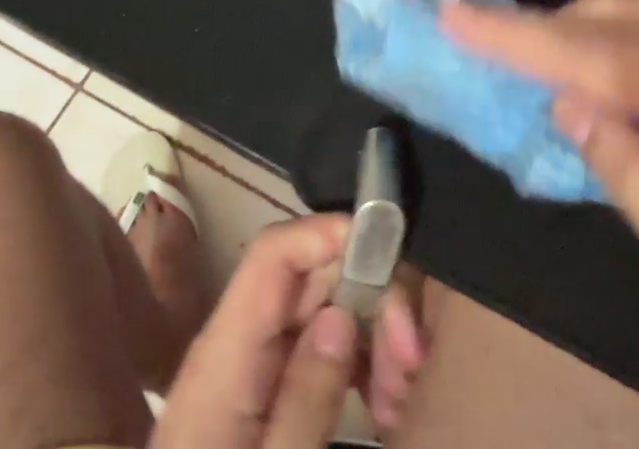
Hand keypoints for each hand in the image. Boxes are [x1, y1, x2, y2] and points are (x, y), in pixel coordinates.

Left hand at [151, 215, 425, 448]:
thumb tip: (341, 314)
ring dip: (375, 336)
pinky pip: (321, 344)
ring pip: (326, 307)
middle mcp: (238, 337)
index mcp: (226, 351)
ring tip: (400, 398)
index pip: (274, 253)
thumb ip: (304, 399)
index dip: (331, 233)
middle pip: (313, 277)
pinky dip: (359, 363)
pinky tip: (384, 405)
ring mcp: (254, 357)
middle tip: (412, 362)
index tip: (395, 259)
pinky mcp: (267, 379)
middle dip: (374, 301)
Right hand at [440, 0, 638, 440]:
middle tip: (479, 53)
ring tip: (530, 74)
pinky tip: (615, 96)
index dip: (517, 37)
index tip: (447, 14)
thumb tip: (570, 108)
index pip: (605, 55)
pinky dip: (634, 59)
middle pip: (628, 16)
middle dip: (546, 30)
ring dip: (588, 43)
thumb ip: (636, 180)